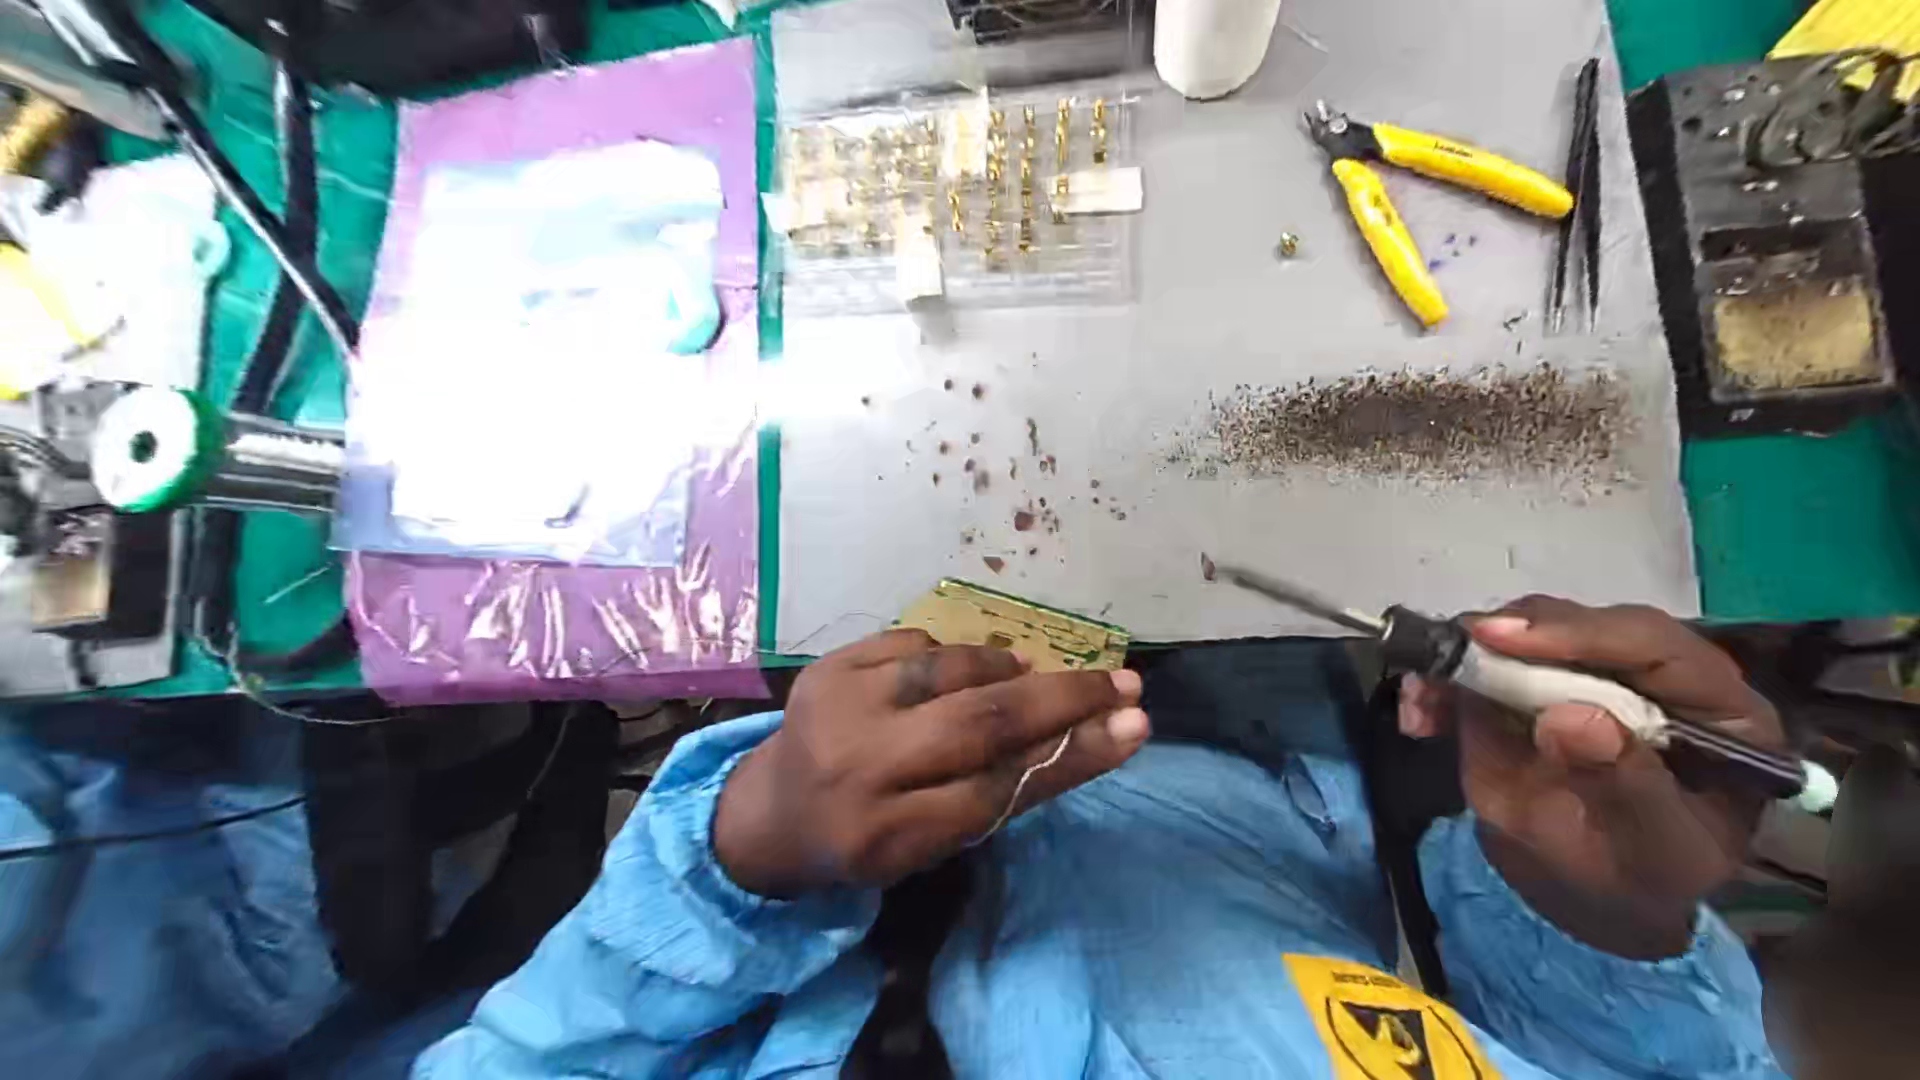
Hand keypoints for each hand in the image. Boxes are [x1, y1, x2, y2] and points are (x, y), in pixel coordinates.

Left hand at [714, 629, 1149, 896]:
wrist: (772, 809)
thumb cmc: (867, 838)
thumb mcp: (934, 840)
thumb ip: (1007, 791)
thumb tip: (1100, 732)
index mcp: (887, 835)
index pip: (998, 788)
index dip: (1072, 755)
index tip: (1132, 724)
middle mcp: (859, 766)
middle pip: (980, 720)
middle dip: (1063, 696)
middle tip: (1117, 682)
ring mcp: (838, 705)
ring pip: (952, 669)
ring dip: (1006, 667)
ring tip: (1028, 672)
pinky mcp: (829, 665)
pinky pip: (915, 642)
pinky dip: (953, 654)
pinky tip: (962, 670)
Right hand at [1398, 596, 1783, 957]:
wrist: (1575, 880)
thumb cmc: (1636, 867)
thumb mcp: (1653, 846)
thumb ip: (1628, 785)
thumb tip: (1574, 718)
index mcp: (1709, 708)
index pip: (1654, 646)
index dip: (1581, 633)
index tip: (1504, 638)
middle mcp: (1636, 675)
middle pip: (1572, 624)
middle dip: (1507, 635)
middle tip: (1453, 652)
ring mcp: (1563, 673)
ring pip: (1507, 633)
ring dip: (1454, 658)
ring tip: (1422, 704)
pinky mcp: (1506, 682)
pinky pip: (1461, 664)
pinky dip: (1431, 682)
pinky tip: (1418, 718)